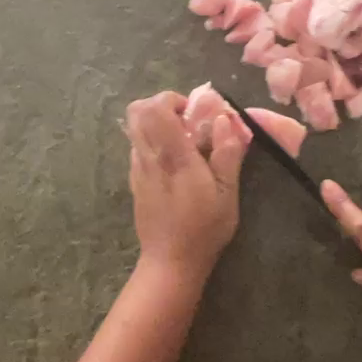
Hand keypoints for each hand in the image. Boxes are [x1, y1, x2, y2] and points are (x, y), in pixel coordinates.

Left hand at [124, 92, 247, 274]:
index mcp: (173, 156)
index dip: (173, 100)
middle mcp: (149, 157)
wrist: (170, 261)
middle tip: (187, 122)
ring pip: (135, 128)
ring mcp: (137, 169)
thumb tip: (224, 119)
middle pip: (136, 111)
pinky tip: (175, 164)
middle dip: (161, 106)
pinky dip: (154, 143)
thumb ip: (226, 153)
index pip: (155, 108)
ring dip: (157, 124)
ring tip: (184, 143)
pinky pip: (138, 147)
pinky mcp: (134, 181)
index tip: (195, 114)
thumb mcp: (227, 193)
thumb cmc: (204, 228)